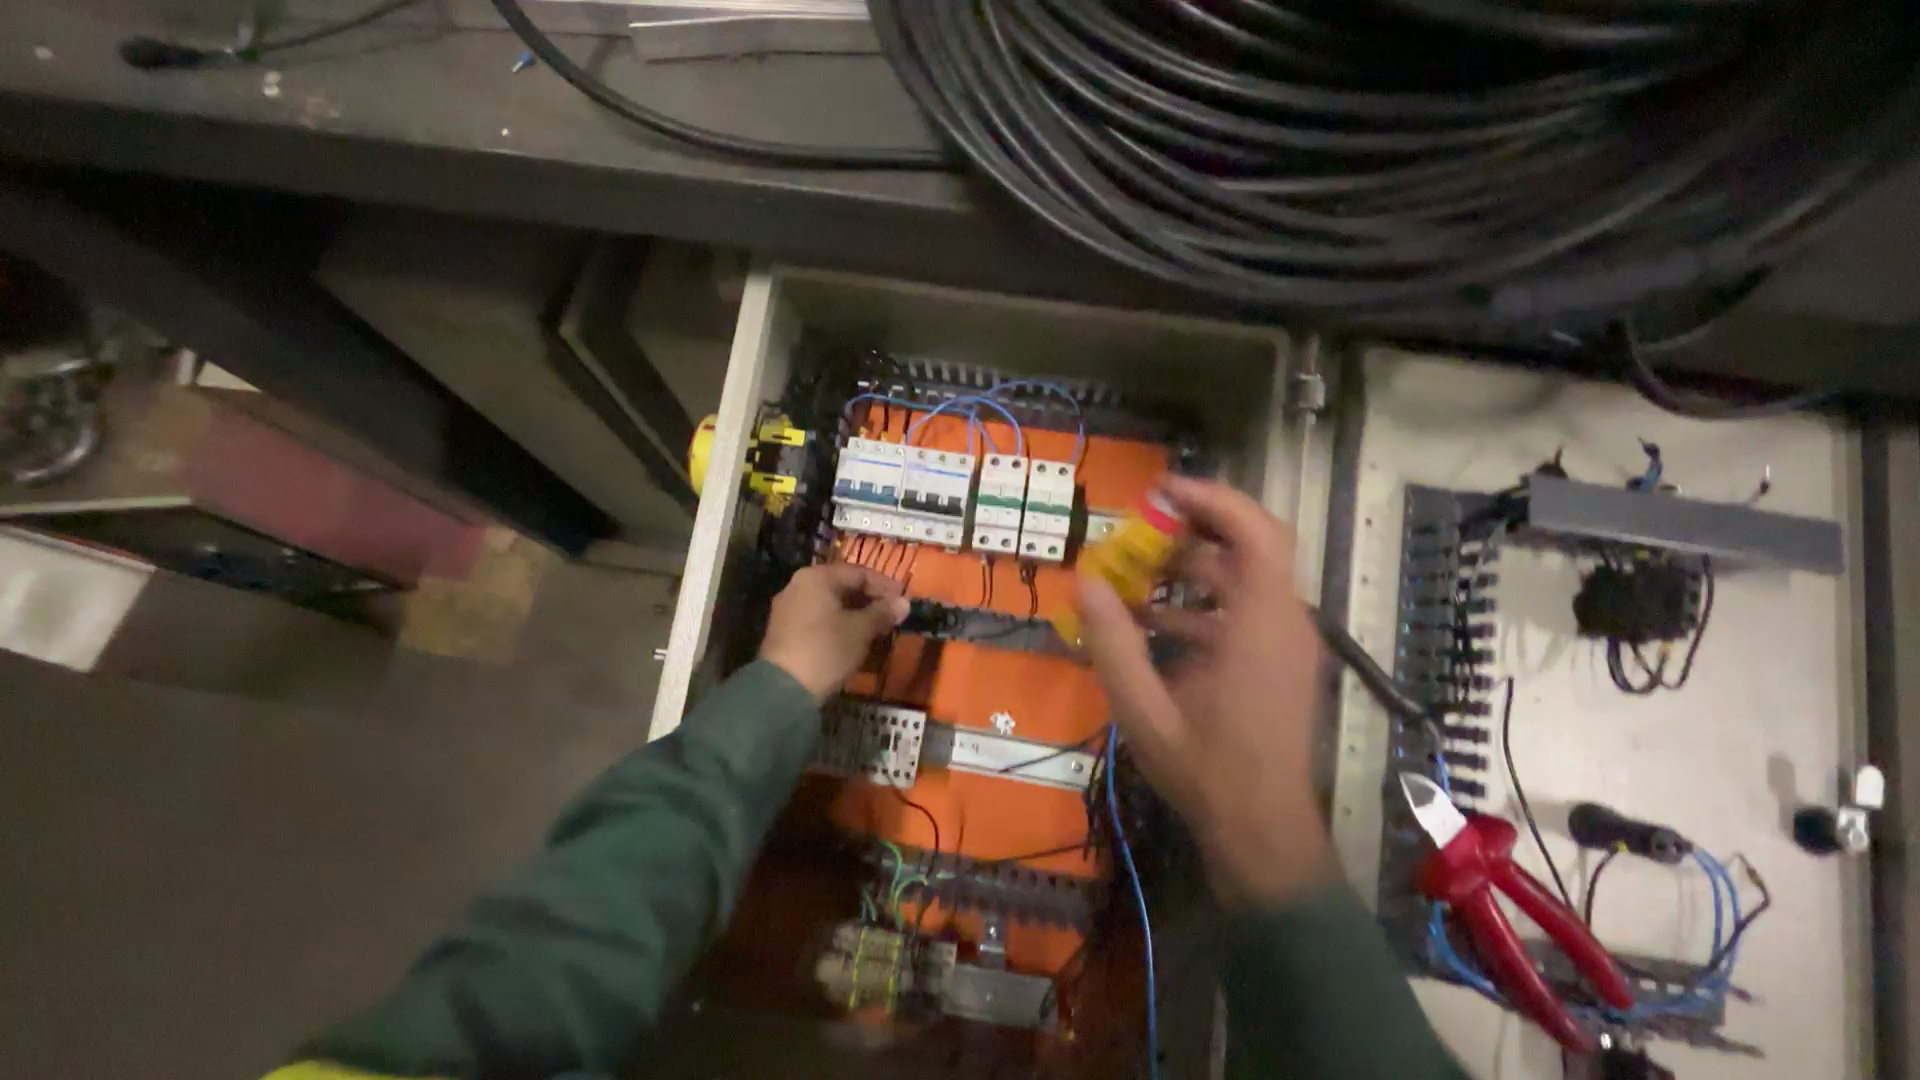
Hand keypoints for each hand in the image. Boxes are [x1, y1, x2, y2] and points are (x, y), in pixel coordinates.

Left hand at [761, 564, 909, 702]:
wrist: (783, 690)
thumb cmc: (826, 650)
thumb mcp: (860, 630)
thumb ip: (882, 613)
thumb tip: (904, 602)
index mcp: (816, 577)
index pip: (859, 573)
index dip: (885, 586)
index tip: (905, 601)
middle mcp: (798, 586)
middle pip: (843, 587)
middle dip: (870, 601)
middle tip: (893, 616)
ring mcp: (789, 609)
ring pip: (831, 605)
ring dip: (856, 615)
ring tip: (878, 630)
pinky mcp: (785, 631)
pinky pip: (819, 620)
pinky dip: (839, 625)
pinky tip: (854, 640)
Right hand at [1078, 477, 1334, 903]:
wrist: (1262, 832)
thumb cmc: (1206, 771)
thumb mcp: (1143, 710)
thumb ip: (1113, 643)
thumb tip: (1084, 582)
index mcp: (1261, 627)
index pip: (1256, 533)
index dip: (1213, 500)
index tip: (1161, 492)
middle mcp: (1283, 624)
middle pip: (1249, 547)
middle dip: (1192, 529)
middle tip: (1138, 528)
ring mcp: (1284, 644)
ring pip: (1243, 579)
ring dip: (1190, 568)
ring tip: (1133, 573)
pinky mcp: (1276, 663)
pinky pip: (1240, 612)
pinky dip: (1198, 605)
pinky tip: (1151, 623)